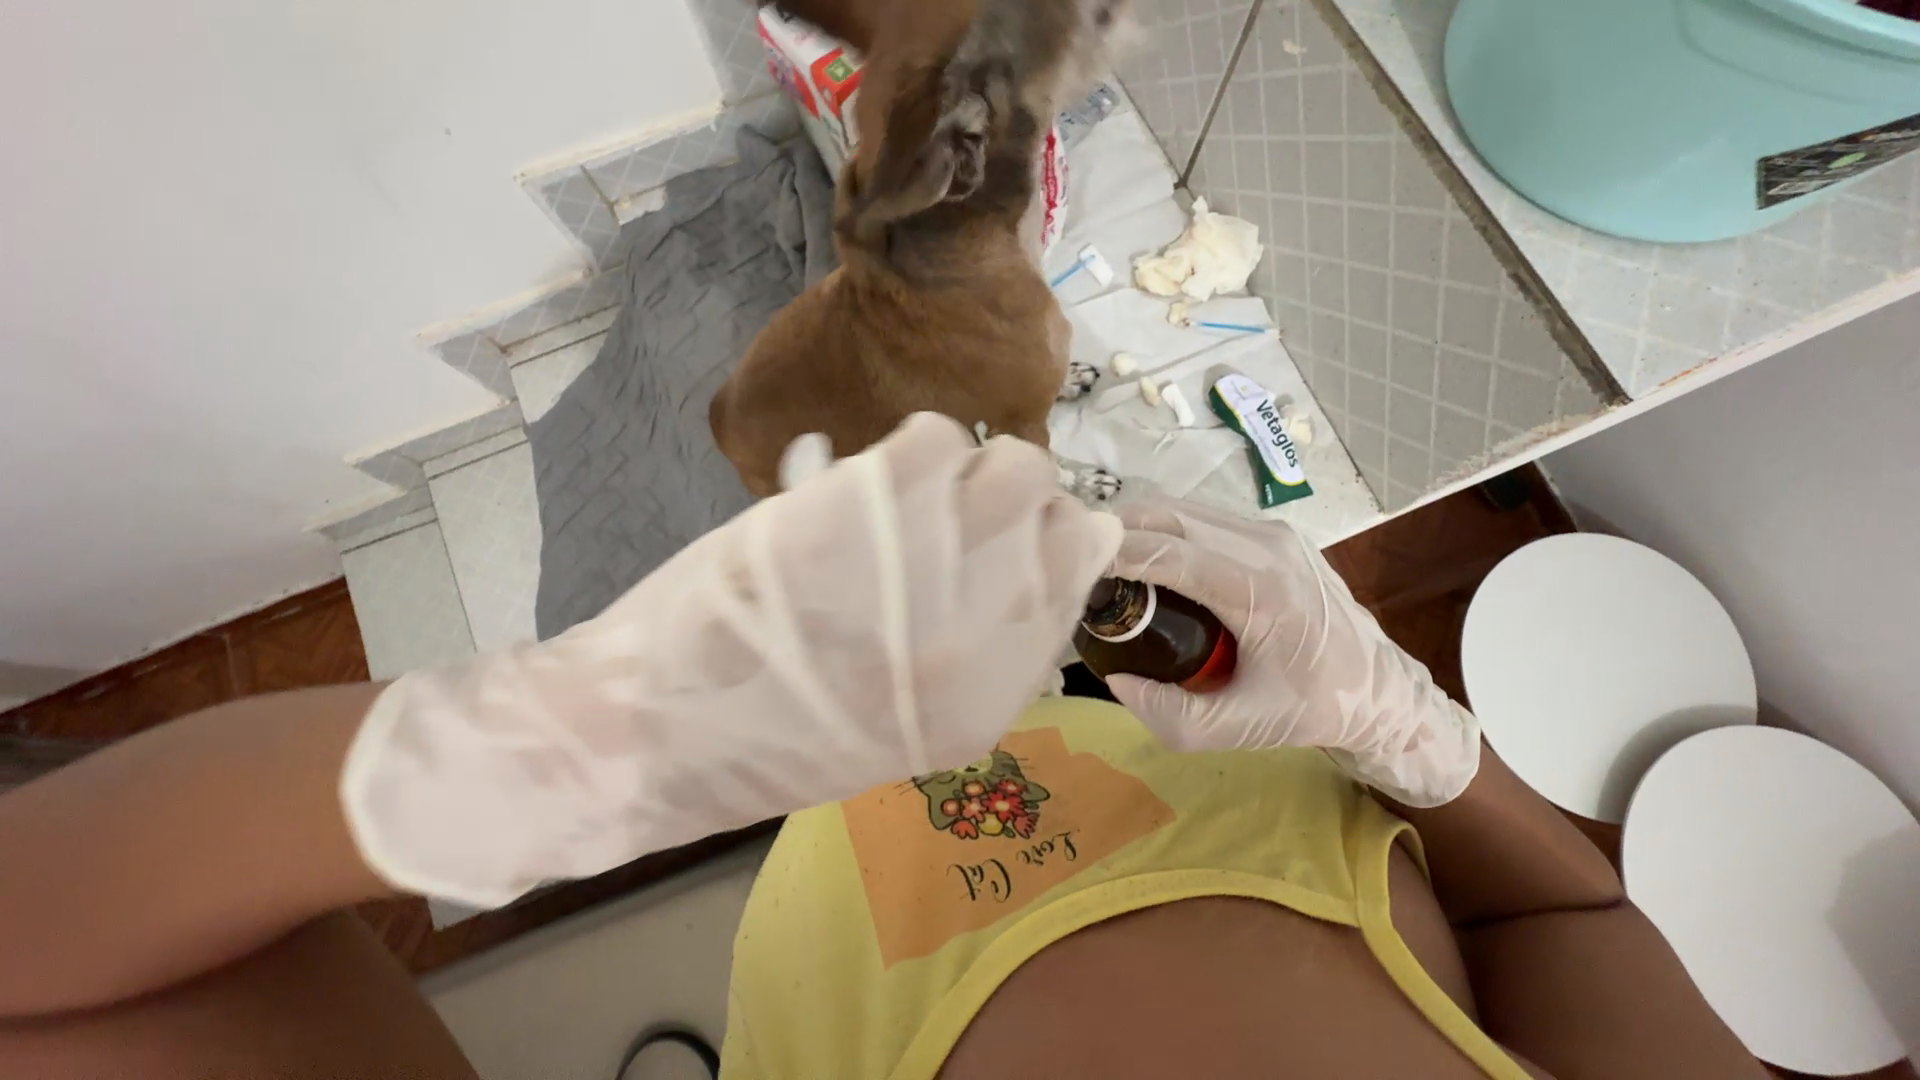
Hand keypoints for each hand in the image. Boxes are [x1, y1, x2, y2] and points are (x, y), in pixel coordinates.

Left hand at [340, 414, 1122, 906]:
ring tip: (899, 498)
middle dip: (1010, 494)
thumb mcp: (911, 722)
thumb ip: (981, 648)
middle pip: (1053, 504)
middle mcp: (987, 625)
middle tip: (947, 507)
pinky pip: (933, 436)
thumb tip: (1019, 569)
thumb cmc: (774, 736)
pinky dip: (904, 449)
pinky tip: (860, 484)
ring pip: (1008, 461)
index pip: (1081, 562)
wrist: (662, 735)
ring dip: (959, 469)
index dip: (1046, 534)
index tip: (1001, 534)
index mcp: (997, 686)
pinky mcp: (871, 506)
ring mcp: (935, 563)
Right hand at [1103, 496, 1478, 806]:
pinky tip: (1148, 562)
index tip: (1072, 568)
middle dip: (1116, 531)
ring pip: (1183, 507)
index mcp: (1263, 589)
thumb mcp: (1240, 729)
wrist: (1381, 689)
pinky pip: (1202, 517)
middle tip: (1081, 564)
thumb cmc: (1312, 709)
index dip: (1114, 553)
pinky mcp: (1272, 532)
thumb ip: (1170, 715)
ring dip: (1138, 527)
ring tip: (1107, 563)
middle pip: (1170, 514)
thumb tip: (1115, 677)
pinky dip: (1164, 530)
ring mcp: (1273, 532)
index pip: (1169, 551)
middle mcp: (1268, 545)